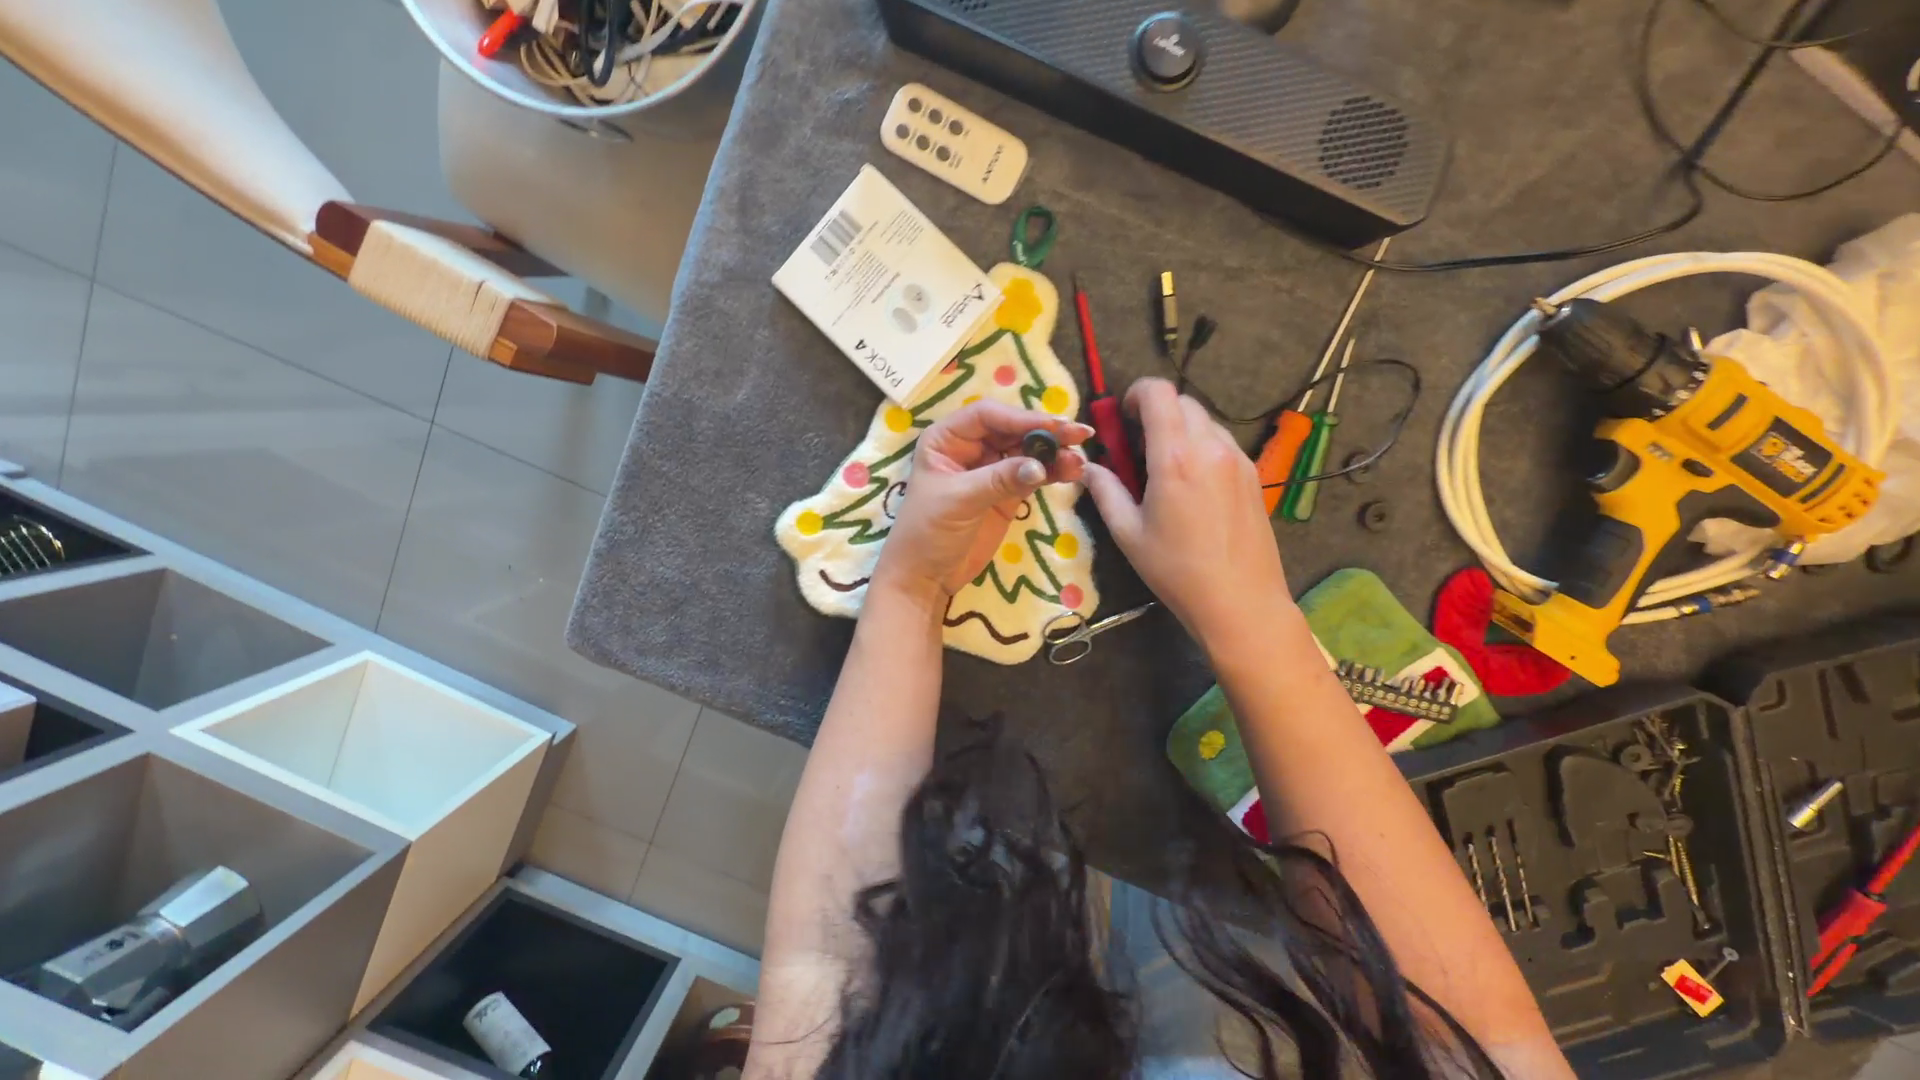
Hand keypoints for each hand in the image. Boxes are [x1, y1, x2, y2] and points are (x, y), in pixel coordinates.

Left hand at [873, 402, 1091, 604]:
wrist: (924, 577)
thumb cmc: (927, 532)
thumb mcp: (959, 501)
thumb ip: (999, 480)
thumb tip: (1040, 466)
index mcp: (946, 439)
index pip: (988, 416)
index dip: (1021, 418)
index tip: (1055, 426)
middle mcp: (969, 447)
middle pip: (1013, 429)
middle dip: (1045, 432)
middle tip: (1080, 436)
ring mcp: (990, 470)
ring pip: (1027, 451)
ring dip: (1054, 453)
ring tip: (1079, 461)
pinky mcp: (1006, 493)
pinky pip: (1033, 475)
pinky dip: (1052, 472)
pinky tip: (1072, 473)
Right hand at [1082, 378, 1294, 652]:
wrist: (1240, 601)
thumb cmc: (1176, 571)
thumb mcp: (1128, 534)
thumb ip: (1105, 492)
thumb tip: (1088, 468)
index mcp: (1174, 457)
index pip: (1158, 392)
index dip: (1136, 394)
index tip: (1123, 418)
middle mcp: (1210, 447)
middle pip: (1182, 402)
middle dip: (1156, 413)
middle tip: (1138, 448)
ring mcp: (1237, 459)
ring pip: (1205, 421)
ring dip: (1180, 430)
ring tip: (1165, 468)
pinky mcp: (1253, 474)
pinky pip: (1222, 442)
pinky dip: (1202, 447)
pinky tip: (1193, 485)